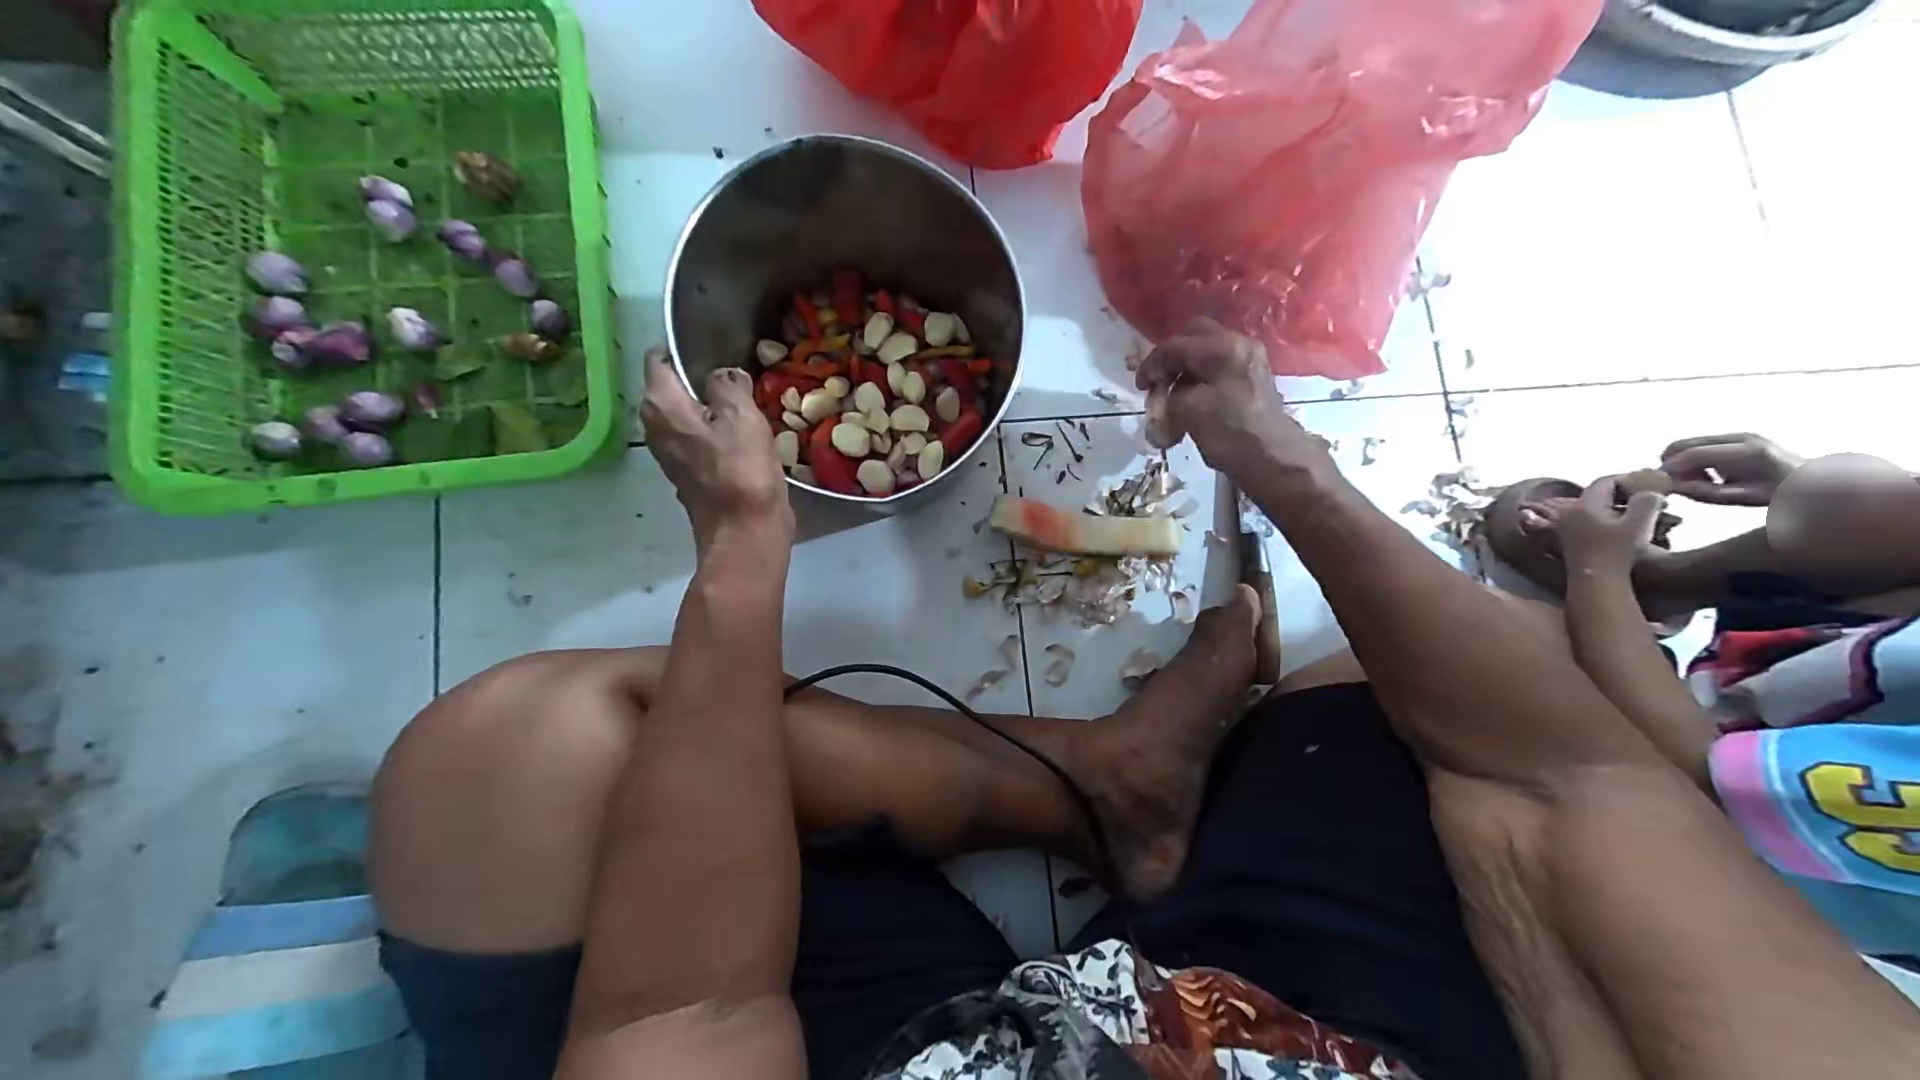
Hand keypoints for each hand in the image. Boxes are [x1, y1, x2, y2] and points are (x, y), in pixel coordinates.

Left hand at [640, 349, 791, 543]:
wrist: (745, 531)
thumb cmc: (741, 469)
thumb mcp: (741, 414)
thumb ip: (728, 383)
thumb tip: (724, 376)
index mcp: (661, 405)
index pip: (659, 358)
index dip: (684, 348)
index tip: (716, 347)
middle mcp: (655, 427)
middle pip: (674, 388)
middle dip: (702, 379)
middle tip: (739, 377)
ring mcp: (671, 454)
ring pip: (690, 416)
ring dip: (713, 409)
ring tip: (747, 404)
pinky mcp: (690, 475)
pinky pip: (701, 441)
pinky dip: (717, 434)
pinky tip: (745, 436)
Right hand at [1131, 318, 1302, 476]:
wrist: (1273, 460)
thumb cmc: (1230, 432)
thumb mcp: (1189, 411)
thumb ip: (1167, 395)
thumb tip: (1161, 400)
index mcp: (1223, 348)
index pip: (1175, 346)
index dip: (1150, 365)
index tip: (1139, 387)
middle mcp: (1238, 347)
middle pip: (1192, 340)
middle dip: (1169, 361)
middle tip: (1156, 384)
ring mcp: (1247, 365)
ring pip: (1204, 357)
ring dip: (1182, 377)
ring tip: (1169, 404)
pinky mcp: (1249, 384)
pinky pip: (1215, 374)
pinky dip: (1196, 387)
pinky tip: (1187, 410)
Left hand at [1556, 476, 1663, 580]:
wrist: (1595, 578)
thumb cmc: (1617, 550)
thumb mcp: (1638, 523)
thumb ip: (1646, 501)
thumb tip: (1648, 491)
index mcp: (1583, 505)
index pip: (1604, 482)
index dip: (1627, 479)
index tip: (1648, 481)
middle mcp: (1568, 512)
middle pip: (1596, 493)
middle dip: (1622, 492)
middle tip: (1646, 495)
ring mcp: (1565, 524)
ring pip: (1592, 506)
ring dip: (1614, 505)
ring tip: (1640, 510)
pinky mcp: (1567, 537)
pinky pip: (1587, 518)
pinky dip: (1605, 516)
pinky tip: (1623, 524)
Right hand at [1660, 433, 1802, 505]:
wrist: (1813, 482)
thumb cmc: (1776, 494)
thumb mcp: (1737, 498)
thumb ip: (1701, 491)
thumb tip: (1670, 485)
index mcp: (1746, 453)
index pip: (1692, 454)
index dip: (1670, 469)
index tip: (1658, 484)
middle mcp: (1741, 438)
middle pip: (1683, 444)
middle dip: (1672, 464)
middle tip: (1679, 482)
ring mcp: (1740, 435)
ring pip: (1687, 444)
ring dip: (1683, 462)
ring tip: (1699, 480)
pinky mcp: (1737, 437)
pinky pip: (1699, 445)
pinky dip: (1694, 459)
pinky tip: (1710, 473)